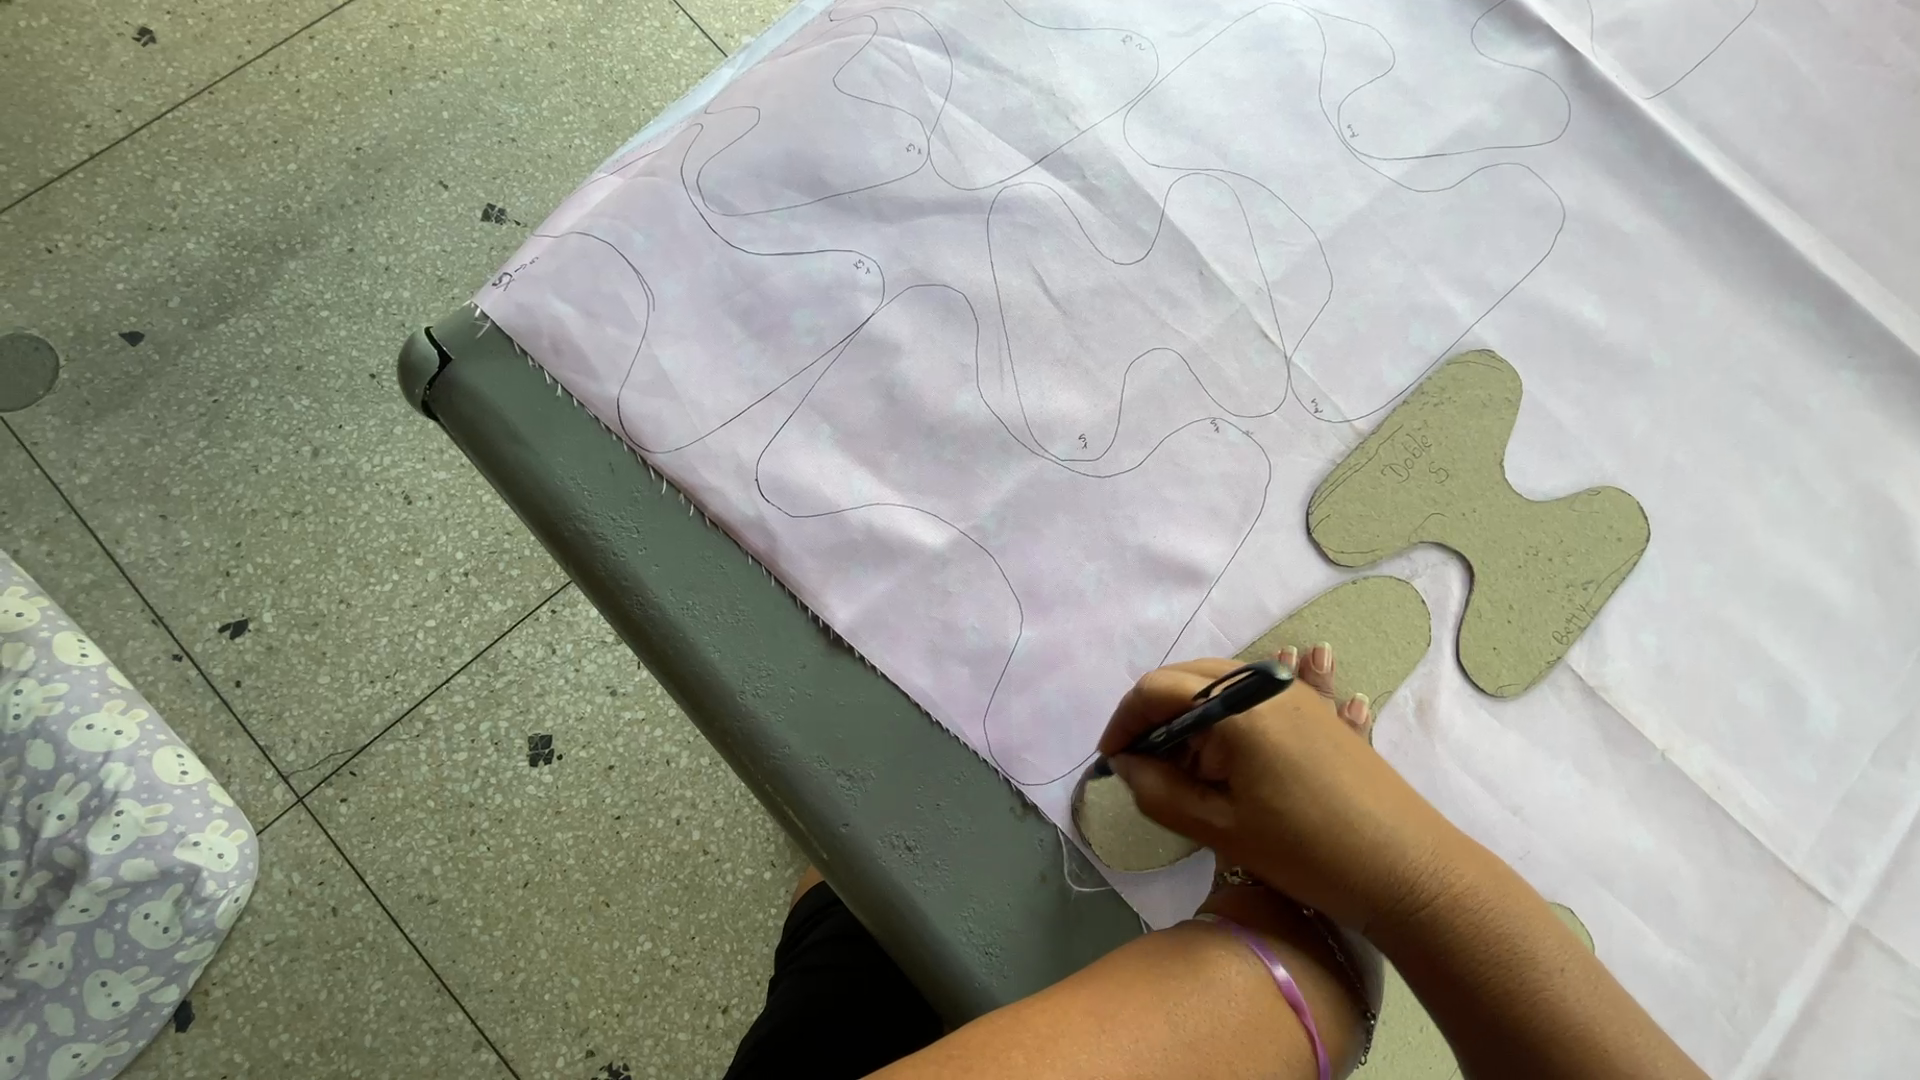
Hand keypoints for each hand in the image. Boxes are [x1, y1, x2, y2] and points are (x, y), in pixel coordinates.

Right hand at [1099, 646, 1461, 932]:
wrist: (1411, 872)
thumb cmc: (1307, 852)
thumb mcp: (1219, 828)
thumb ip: (1157, 790)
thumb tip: (1124, 764)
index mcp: (1234, 705)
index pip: (1155, 690)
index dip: (1124, 721)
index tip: (1113, 760)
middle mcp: (1263, 683)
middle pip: (1185, 678)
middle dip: (1155, 715)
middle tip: (1146, 764)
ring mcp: (1295, 692)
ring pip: (1219, 683)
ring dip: (1191, 714)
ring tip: (1188, 766)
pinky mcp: (1317, 709)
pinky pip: (1255, 693)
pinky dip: (1227, 713)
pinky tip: (1228, 747)